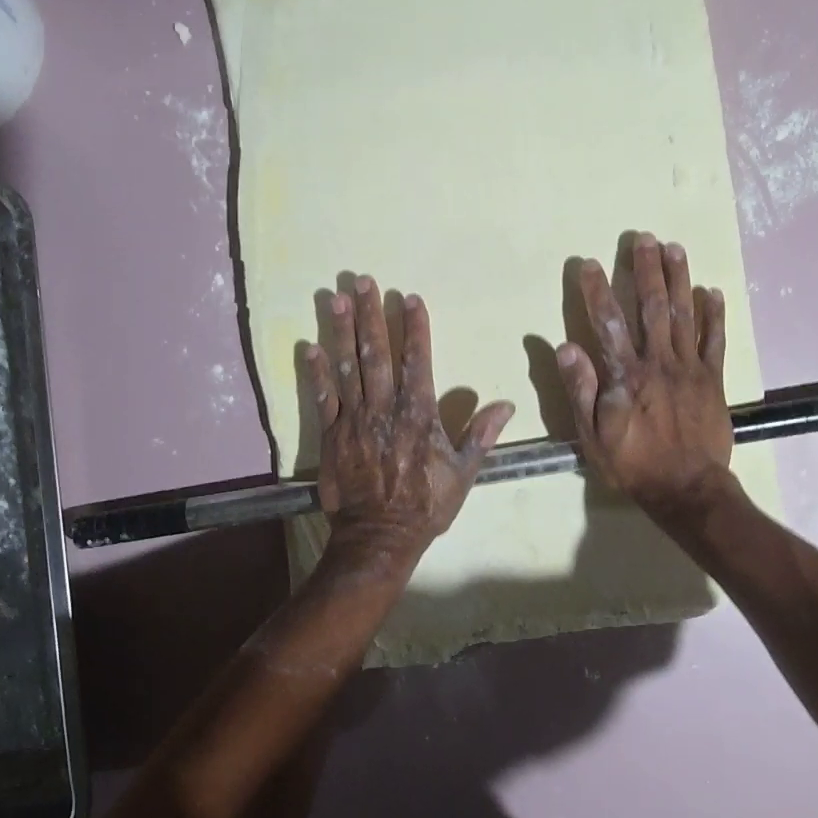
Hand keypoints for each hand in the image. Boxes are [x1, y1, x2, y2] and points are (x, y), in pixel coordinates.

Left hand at [305, 277, 514, 555]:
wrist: (380, 536)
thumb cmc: (426, 505)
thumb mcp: (464, 473)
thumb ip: (481, 434)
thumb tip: (507, 405)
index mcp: (419, 415)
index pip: (417, 361)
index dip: (414, 328)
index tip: (409, 298)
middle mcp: (385, 410)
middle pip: (377, 354)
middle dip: (372, 315)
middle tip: (364, 281)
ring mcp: (355, 421)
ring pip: (348, 368)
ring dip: (343, 331)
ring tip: (338, 298)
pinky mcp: (332, 436)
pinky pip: (323, 398)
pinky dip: (316, 372)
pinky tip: (310, 345)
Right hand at [554, 234, 732, 520]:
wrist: (687, 489)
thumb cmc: (633, 464)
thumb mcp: (593, 435)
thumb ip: (581, 389)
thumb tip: (565, 346)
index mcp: (626, 375)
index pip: (608, 324)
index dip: (596, 291)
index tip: (588, 264)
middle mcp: (658, 363)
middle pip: (651, 308)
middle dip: (645, 270)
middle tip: (642, 238)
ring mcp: (690, 369)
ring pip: (684, 315)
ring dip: (678, 279)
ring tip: (673, 248)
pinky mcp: (713, 380)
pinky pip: (715, 341)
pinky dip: (714, 315)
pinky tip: (711, 291)